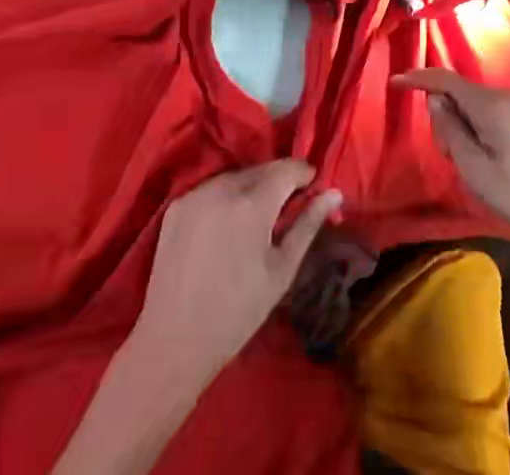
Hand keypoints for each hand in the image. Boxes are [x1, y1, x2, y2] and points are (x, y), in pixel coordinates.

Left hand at [133, 160, 342, 378]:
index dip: (304, 173)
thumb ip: (308, 224)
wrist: (174, 340)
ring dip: (254, 185)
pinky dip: (228, 195)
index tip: (313, 185)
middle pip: (261, 170)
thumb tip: (334, 193)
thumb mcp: (283, 268)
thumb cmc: (238, 309)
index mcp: (251, 205)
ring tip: (262, 213)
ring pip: (235, 177)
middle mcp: (221, 190)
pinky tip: (232, 221)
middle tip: (291, 203)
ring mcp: (194, 197)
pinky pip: (212, 189)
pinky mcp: (176, 208)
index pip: (286, 169)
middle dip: (280, 179)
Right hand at [393, 68, 509, 250]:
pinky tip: (486, 164)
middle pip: (459, 95)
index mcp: (490, 104)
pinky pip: (489, 116)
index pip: (446, 79)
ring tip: (471, 168)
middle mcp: (505, 97)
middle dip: (444, 118)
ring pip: (473, 107)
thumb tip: (434, 100)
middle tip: (450, 159)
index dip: (418, 78)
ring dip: (460, 129)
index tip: (393, 83)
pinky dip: (476, 132)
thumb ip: (450, 130)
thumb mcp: (474, 169)